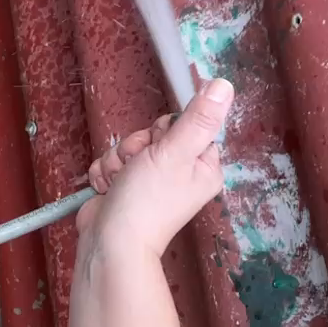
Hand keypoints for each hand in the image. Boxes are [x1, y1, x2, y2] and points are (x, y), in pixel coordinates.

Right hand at [78, 78, 233, 259]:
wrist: (110, 241)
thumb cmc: (147, 200)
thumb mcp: (175, 152)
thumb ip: (197, 118)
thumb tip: (224, 84)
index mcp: (202, 167)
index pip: (185, 126)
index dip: (164, 131)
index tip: (159, 146)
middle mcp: (179, 174)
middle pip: (151, 135)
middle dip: (135, 146)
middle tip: (136, 165)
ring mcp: (148, 182)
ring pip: (126, 148)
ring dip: (115, 161)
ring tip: (120, 182)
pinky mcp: (122, 188)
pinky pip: (109, 164)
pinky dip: (103, 174)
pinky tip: (107, 189)